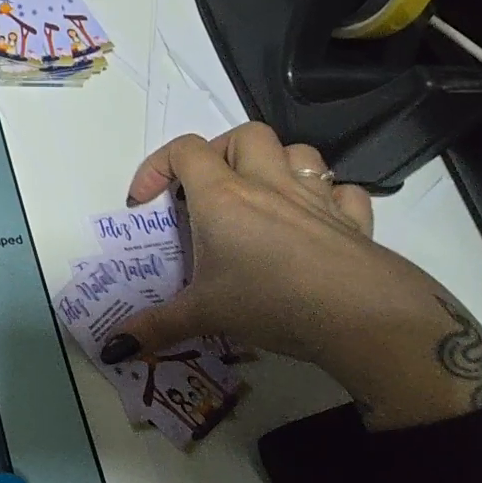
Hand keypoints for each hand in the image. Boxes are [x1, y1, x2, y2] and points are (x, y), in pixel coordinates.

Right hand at [105, 123, 481, 430]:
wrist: (369, 320)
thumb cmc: (272, 302)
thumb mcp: (203, 315)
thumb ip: (155, 327)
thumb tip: (112, 347)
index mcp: (222, 197)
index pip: (184, 151)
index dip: (157, 166)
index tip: (146, 202)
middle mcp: (268, 186)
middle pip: (244, 135)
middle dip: (220, 152)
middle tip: (205, 189)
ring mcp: (316, 200)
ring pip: (297, 151)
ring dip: (274, 164)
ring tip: (258, 196)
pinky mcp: (356, 222)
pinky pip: (343, 191)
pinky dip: (326, 196)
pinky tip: (313, 220)